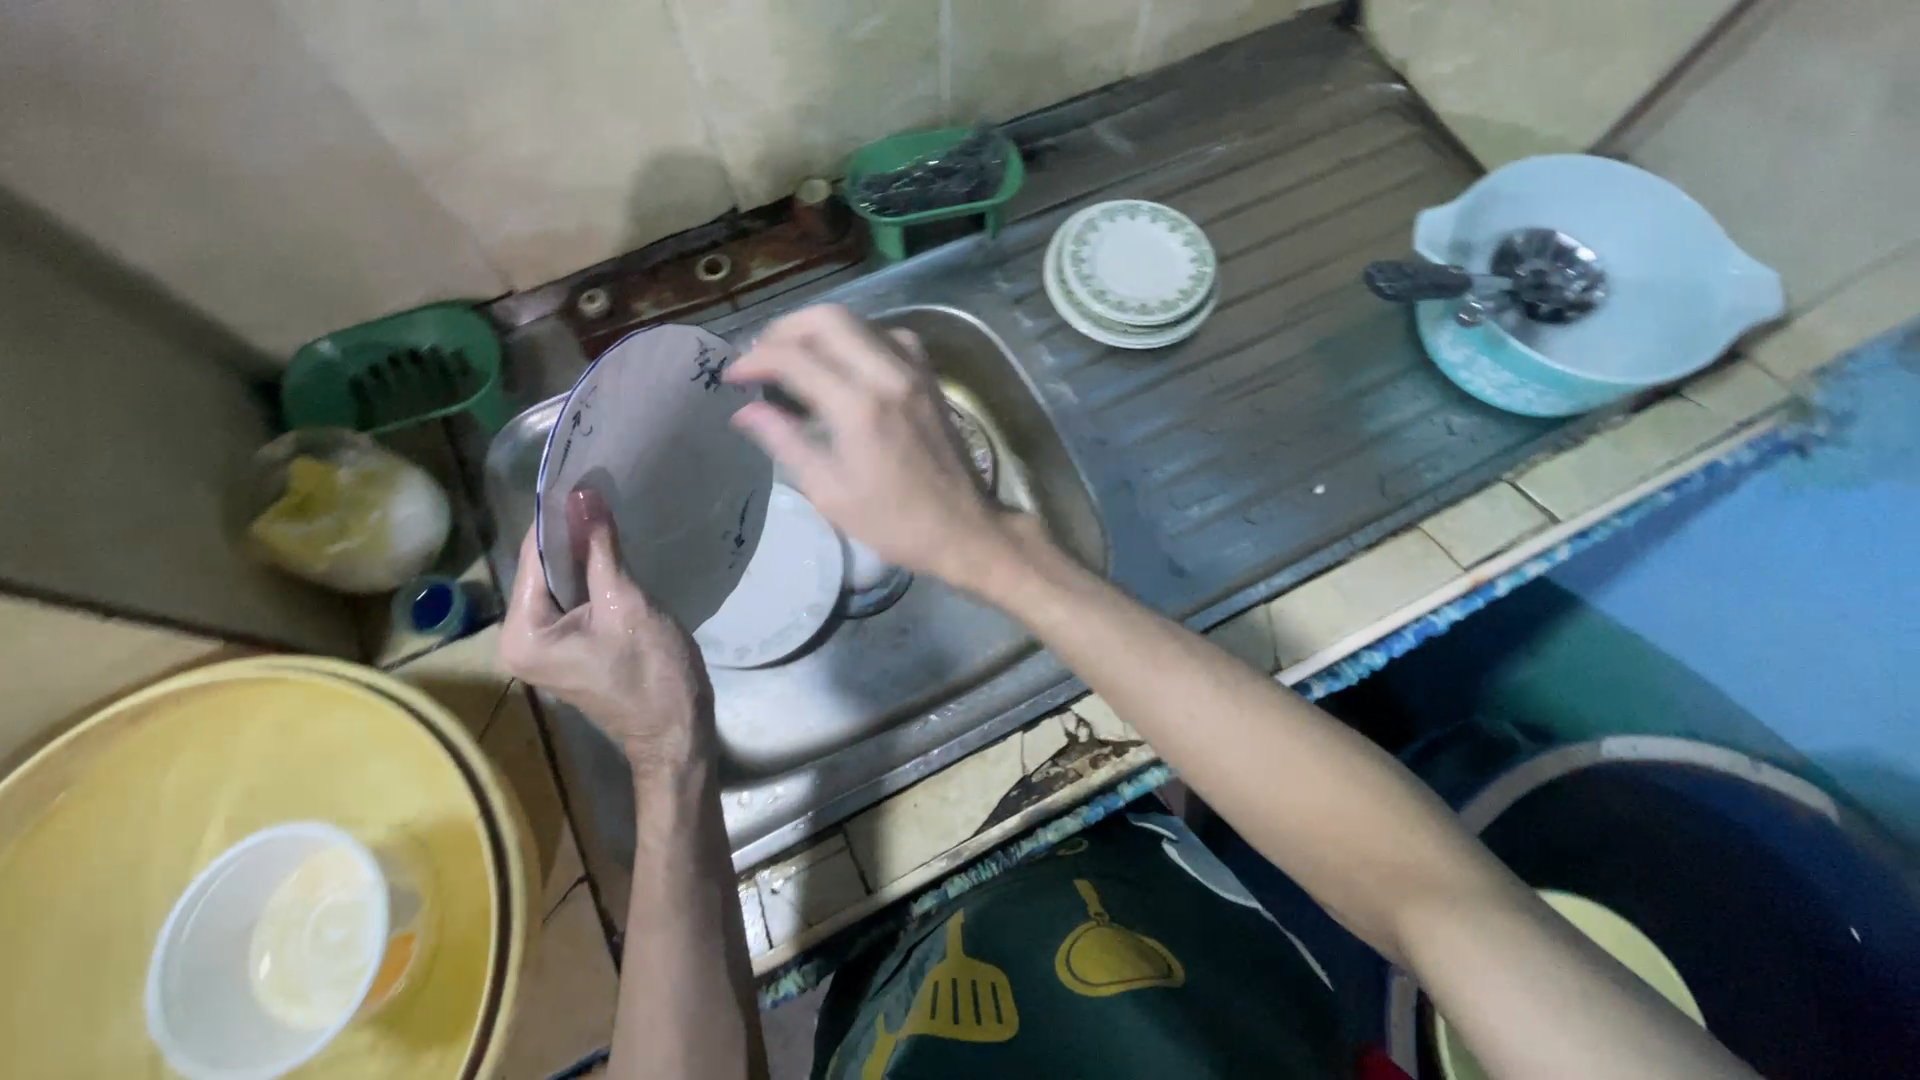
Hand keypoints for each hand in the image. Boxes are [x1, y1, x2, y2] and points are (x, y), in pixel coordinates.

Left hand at [497, 491, 713, 774]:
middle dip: (573, 535)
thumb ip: (601, 549)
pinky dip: (591, 578)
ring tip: (612, 519)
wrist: (676, 732)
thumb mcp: (627, 605)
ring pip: (559, 583)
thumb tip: (583, 494)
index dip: (559, 518)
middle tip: (604, 496)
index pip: (533, 556)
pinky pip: (571, 600)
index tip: (586, 480)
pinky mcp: (565, 648)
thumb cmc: (652, 673)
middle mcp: (516, 640)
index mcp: (520, 634)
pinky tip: (613, 556)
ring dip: (585, 554)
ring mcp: (540, 647)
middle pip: (542, 569)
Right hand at [725, 305, 1026, 586]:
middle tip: (761, 357)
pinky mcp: (929, 376)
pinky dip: (855, 339)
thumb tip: (744, 410)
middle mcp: (889, 375)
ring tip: (794, 358)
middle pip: (828, 318)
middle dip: (784, 329)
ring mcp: (915, 371)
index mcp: (859, 407)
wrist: (963, 528)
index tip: (733, 375)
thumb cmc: (893, 522)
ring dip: (819, 330)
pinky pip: (886, 335)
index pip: (794, 358)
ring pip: (859, 321)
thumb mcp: (829, 491)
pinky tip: (840, 364)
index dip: (755, 360)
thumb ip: (785, 442)